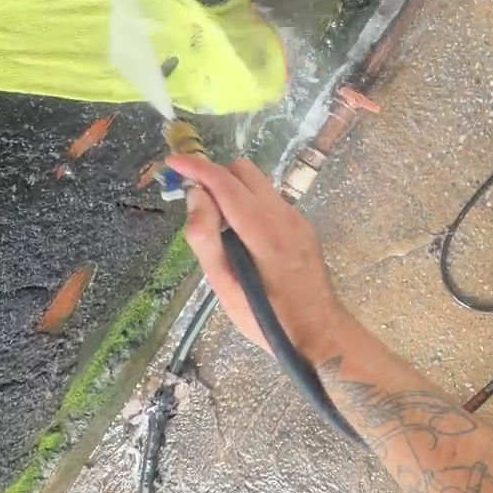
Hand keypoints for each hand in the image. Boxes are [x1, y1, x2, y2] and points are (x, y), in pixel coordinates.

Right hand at [168, 154, 351, 358]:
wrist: (319, 331)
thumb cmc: (266, 318)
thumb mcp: (225, 287)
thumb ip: (206, 239)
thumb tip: (195, 196)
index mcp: (264, 230)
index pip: (226, 183)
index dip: (197, 167)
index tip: (173, 161)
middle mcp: (285, 215)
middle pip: (244, 171)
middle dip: (215, 177)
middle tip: (195, 204)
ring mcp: (297, 218)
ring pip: (259, 183)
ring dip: (232, 190)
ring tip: (218, 224)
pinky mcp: (303, 225)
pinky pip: (270, 199)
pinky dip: (249, 203)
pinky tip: (242, 235)